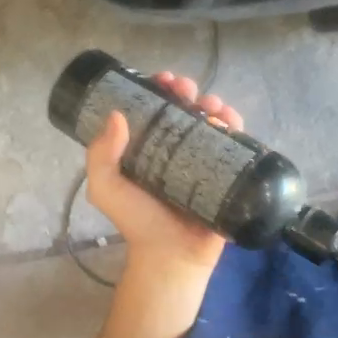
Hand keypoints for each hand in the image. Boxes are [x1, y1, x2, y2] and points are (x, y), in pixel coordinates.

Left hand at [86, 71, 242, 275]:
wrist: (171, 256)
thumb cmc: (137, 222)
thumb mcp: (106, 188)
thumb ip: (101, 155)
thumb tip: (116, 115)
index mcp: (147, 148)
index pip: (155, 110)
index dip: (160, 90)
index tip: (163, 81)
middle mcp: (174, 150)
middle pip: (186, 110)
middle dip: (189, 92)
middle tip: (188, 90)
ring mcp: (203, 161)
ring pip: (211, 122)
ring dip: (214, 104)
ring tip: (212, 105)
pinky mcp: (226, 174)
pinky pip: (235, 145)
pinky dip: (236, 126)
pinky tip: (231, 121)